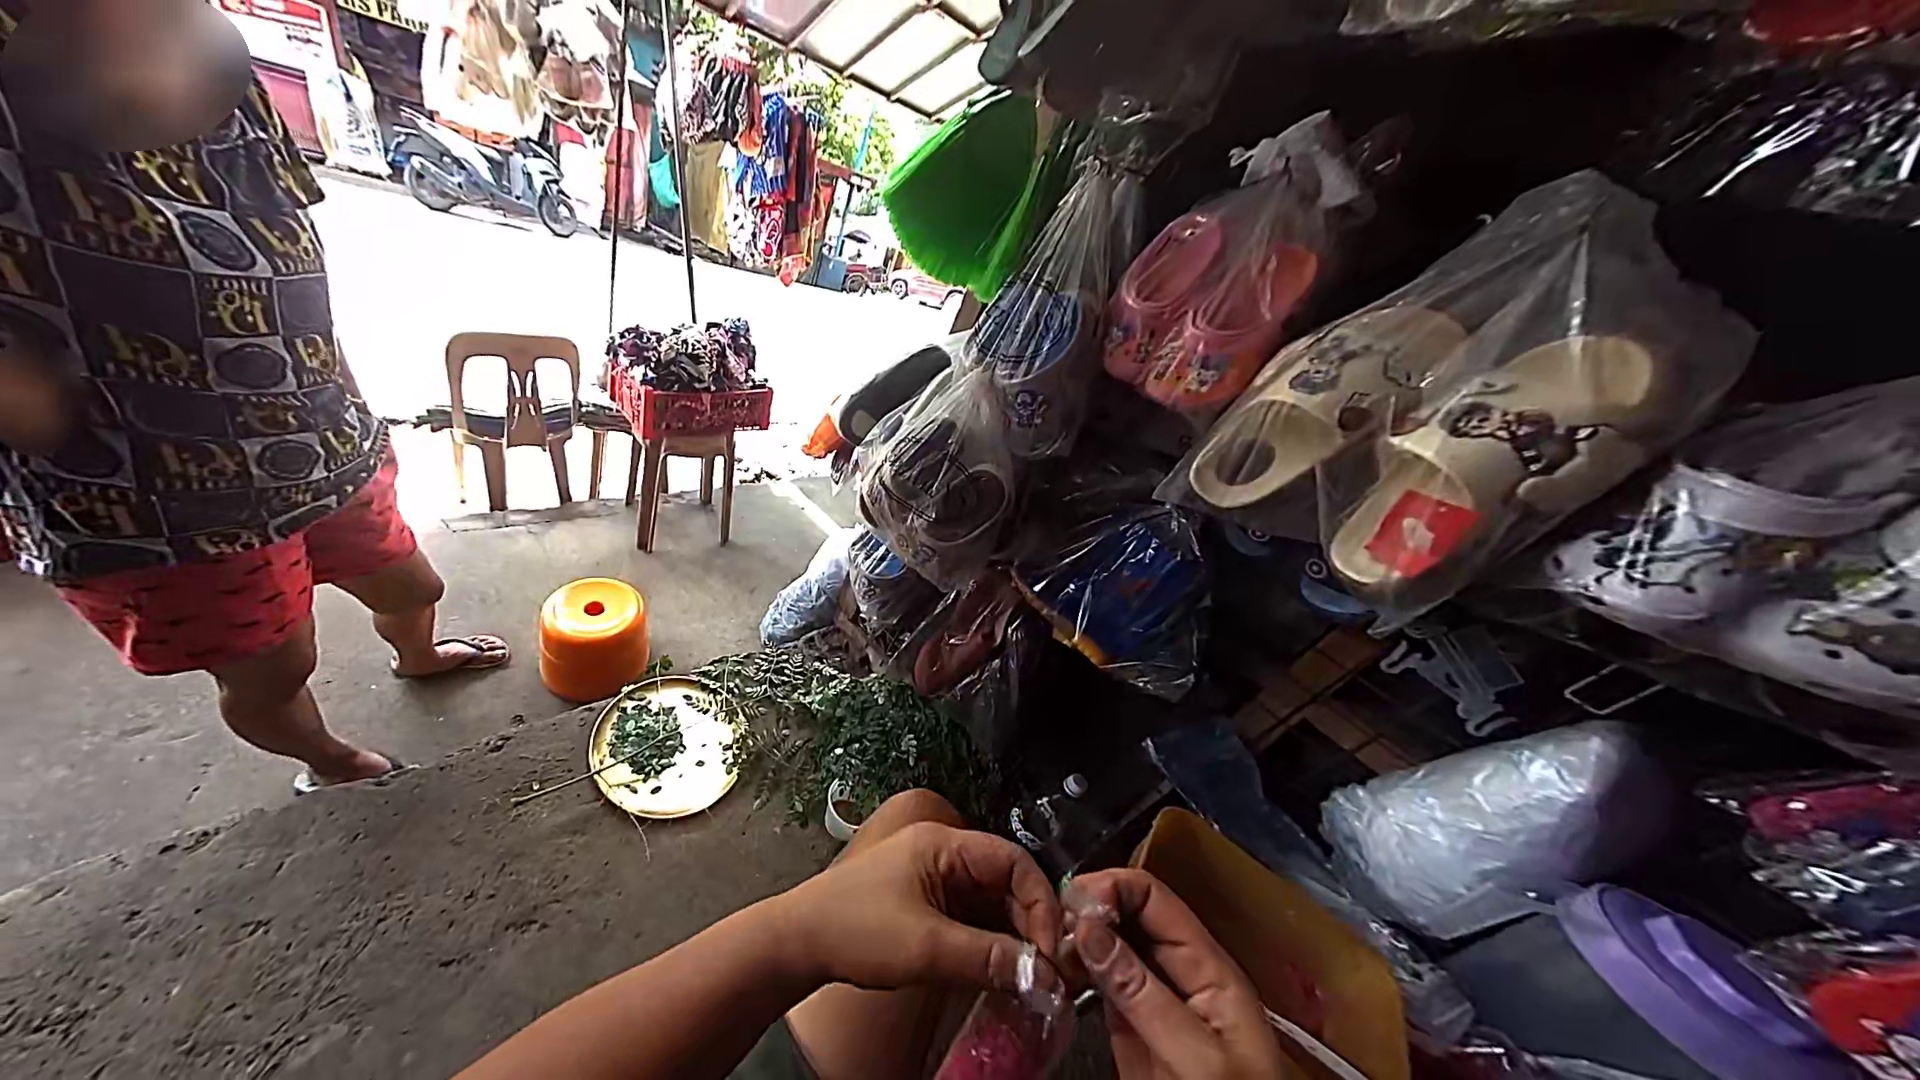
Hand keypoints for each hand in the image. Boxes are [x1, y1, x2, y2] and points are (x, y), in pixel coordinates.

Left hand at [775, 821, 1062, 994]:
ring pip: (992, 901)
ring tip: (1029, 976)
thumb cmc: (855, 929)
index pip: (1012, 859)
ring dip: (1012, 936)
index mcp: (944, 843)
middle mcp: (945, 852)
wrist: (798, 942)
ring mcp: (937, 876)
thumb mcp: (925, 946)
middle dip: (1029, 922)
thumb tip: (1044, 977)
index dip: (1039, 901)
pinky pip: (973, 916)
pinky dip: (991, 942)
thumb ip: (987, 958)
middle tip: (1046, 971)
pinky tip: (1002, 971)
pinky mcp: (929, 901)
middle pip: (1006, 879)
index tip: (1051, 949)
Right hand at [1066, 869, 1287, 1079]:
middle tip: (1051, 929)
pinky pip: (1101, 977)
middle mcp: (1177, 969)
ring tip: (1049, 951)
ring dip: (1077, 937)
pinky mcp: (1132, 1023)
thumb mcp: (1197, 1061)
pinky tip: (1058, 972)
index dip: (1112, 888)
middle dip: (1088, 909)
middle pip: (1128, 912)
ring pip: (1110, 941)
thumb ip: (1141, 992)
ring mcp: (1153, 995)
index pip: (1154, 897)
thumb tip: (1087, 926)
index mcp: (1206, 965)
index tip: (1071, 906)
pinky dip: (1076, 967)